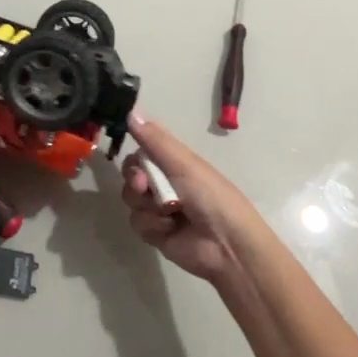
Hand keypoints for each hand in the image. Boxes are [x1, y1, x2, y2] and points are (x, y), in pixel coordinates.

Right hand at [120, 110, 256, 283]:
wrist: (226, 245)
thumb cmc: (211, 196)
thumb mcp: (184, 163)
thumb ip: (155, 140)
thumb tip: (131, 111)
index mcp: (174, 165)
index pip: (142, 152)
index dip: (135, 157)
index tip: (137, 161)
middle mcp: (164, 184)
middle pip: (131, 175)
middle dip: (135, 180)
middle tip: (144, 187)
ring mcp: (158, 209)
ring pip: (130, 199)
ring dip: (146, 205)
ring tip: (168, 213)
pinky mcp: (154, 233)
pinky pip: (136, 222)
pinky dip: (152, 224)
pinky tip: (169, 229)